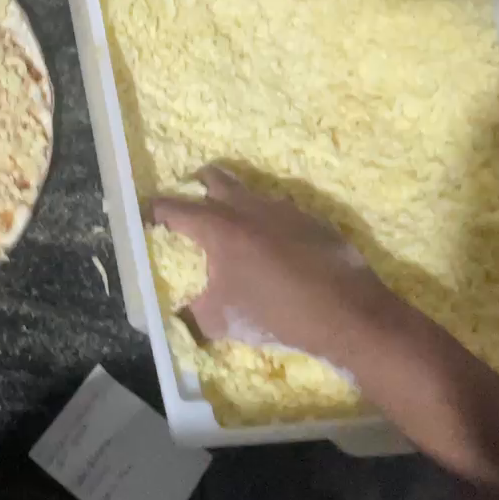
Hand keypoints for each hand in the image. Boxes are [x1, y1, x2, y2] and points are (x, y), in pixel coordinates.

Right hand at [150, 165, 419, 370]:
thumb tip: (181, 316)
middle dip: (197, 185)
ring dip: (237, 204)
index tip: (149, 218)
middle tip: (191, 203)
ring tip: (235, 230)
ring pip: (251, 193)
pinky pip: (281, 213)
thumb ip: (193, 313)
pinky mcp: (314, 221)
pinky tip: (275, 250)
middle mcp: (247, 208)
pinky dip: (269, 224)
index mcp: (217, 227)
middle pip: (214, 178)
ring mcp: (284, 210)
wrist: (349, 316)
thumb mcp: (221, 321)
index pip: (173, 207)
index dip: (155, 211)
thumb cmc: (275, 313)